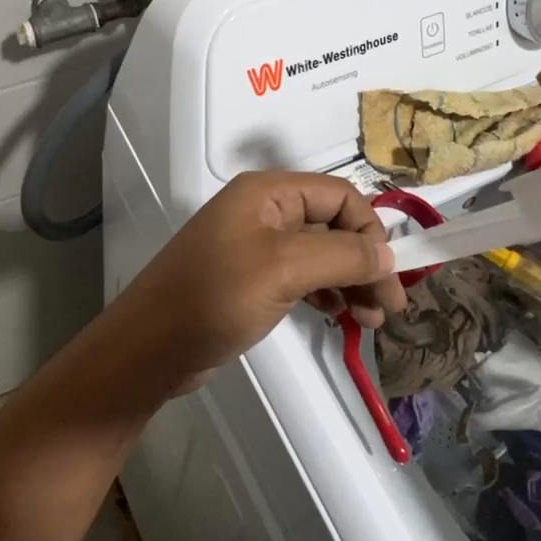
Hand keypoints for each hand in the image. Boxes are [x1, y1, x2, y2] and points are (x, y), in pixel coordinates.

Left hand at [106, 171, 403, 395]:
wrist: (151, 347)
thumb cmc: (215, 296)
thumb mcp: (284, 268)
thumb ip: (341, 256)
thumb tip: (388, 256)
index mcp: (267, 193)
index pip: (339, 196)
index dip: (370, 230)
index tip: (390, 276)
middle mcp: (262, 212)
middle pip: (332, 225)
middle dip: (364, 261)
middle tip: (390, 309)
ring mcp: (254, 247)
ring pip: (319, 254)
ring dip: (349, 281)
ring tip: (370, 320)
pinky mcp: (249, 280)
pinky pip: (300, 277)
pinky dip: (325, 293)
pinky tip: (338, 315)